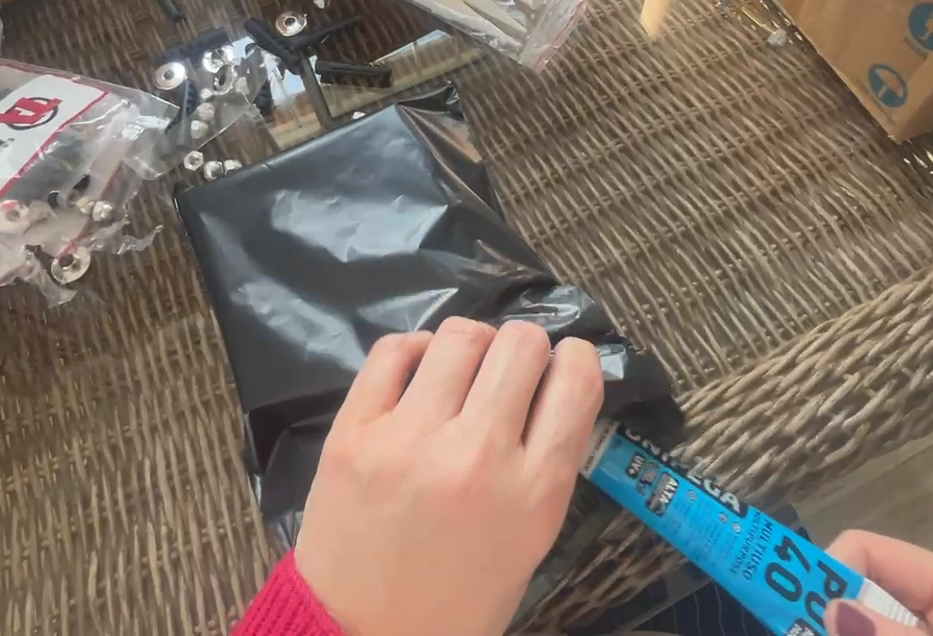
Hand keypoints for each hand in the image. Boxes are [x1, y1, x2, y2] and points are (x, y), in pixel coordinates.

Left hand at [295, 318, 605, 635]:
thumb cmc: (458, 597)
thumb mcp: (529, 539)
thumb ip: (549, 460)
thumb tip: (555, 380)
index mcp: (533, 493)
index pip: (576, 382)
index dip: (576, 357)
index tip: (561, 363)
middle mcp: (477, 455)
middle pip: (520, 344)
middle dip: (524, 346)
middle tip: (509, 368)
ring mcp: (411, 439)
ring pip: (460, 334)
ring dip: (471, 344)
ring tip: (462, 370)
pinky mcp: (355, 430)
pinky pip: (394, 348)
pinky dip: (414, 348)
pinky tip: (419, 370)